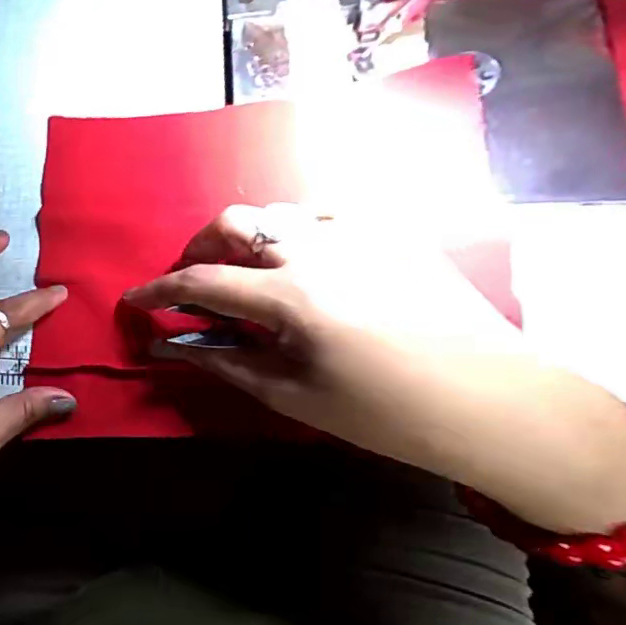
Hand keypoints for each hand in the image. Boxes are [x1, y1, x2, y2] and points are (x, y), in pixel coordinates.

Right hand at [125, 203, 521, 426]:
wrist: (491, 401)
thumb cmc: (384, 413)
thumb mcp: (292, 394)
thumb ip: (223, 360)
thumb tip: (168, 344)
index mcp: (290, 295)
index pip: (200, 281)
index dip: (158, 292)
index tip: (134, 301)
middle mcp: (317, 248)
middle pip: (231, 223)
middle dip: (198, 251)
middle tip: (194, 285)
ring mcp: (358, 231)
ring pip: (277, 211)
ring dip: (245, 238)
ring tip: (248, 275)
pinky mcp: (390, 230)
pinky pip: (325, 214)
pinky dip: (295, 232)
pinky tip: (304, 263)